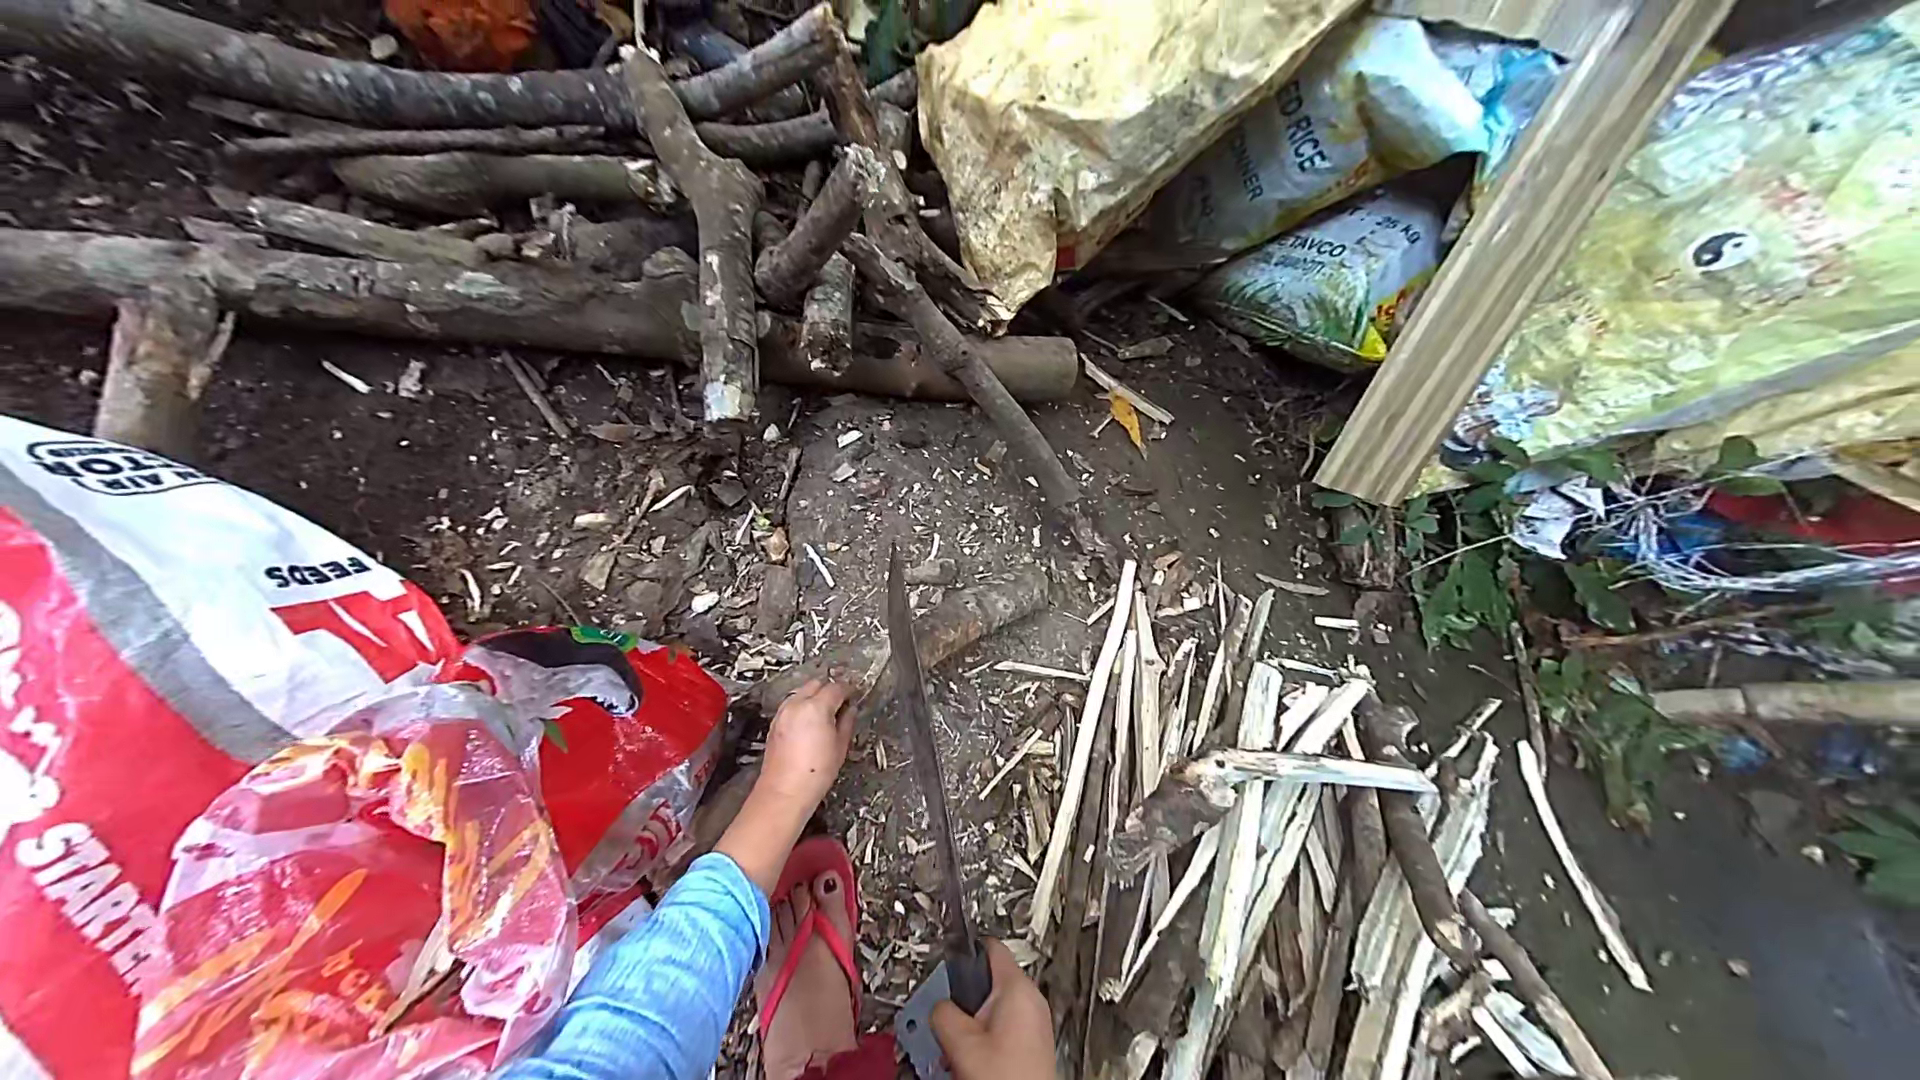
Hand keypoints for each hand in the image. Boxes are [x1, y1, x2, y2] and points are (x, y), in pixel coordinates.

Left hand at [758, 679, 854, 812]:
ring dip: (815, 696)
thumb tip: (850, 711)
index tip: (854, 695)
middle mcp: (796, 705)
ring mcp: (783, 713)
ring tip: (826, 714)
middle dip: (830, 689)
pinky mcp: (775, 723)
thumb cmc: (813, 774)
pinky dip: (802, 706)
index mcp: (816, 708)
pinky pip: (791, 704)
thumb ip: (847, 722)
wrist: (785, 792)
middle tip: (842, 703)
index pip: (836, 688)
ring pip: (802, 692)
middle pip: (817, 684)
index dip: (849, 690)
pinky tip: (811, 722)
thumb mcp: (840, 746)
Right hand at [930, 940, 1054, 1079]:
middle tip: (947, 1020)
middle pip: (987, 981)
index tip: (948, 958)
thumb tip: (937, 1005)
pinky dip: (984, 1038)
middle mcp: (1030, 1000)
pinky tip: (971, 1063)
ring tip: (957, 1050)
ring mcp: (1034, 1023)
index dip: (966, 949)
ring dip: (970, 1024)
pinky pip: (1002, 1027)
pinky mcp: (1031, 1045)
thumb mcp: (962, 1043)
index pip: (990, 947)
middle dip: (963, 1000)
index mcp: (1017, 988)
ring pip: (992, 1007)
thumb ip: (943, 1012)